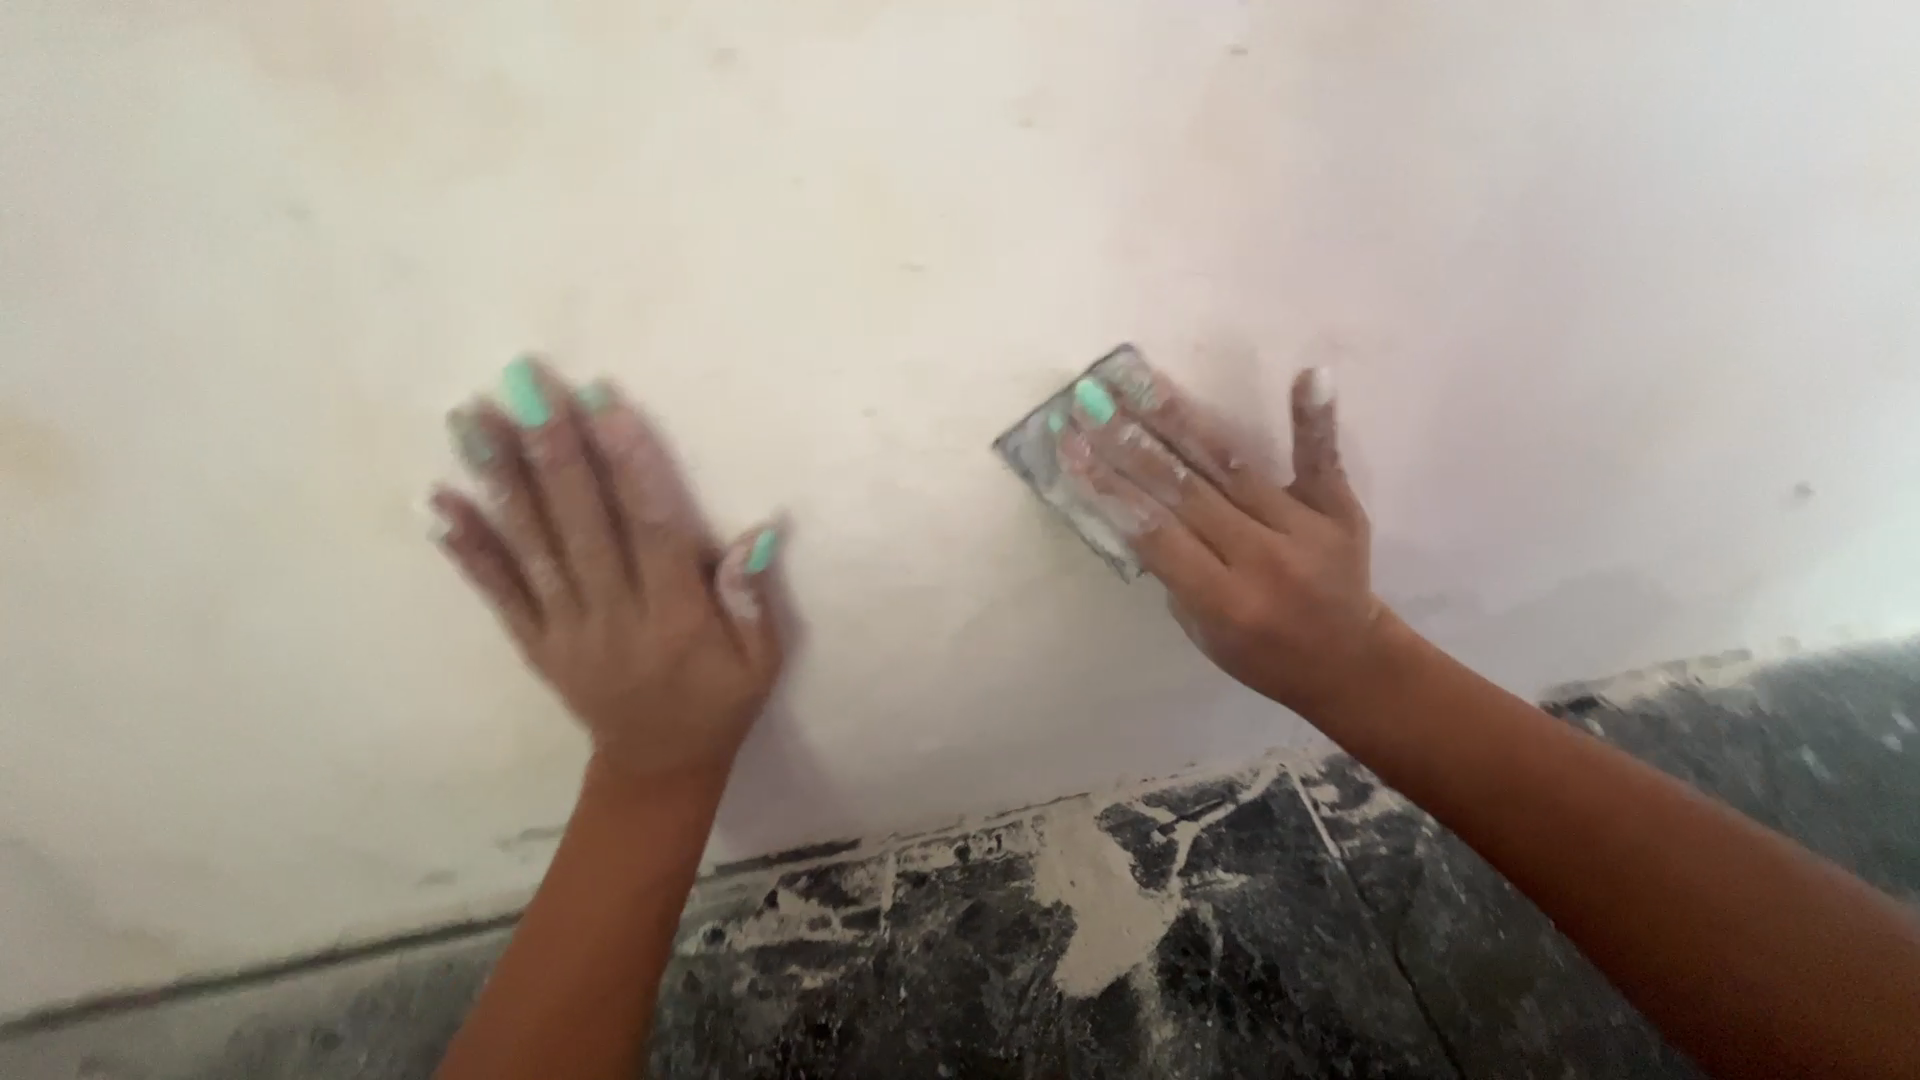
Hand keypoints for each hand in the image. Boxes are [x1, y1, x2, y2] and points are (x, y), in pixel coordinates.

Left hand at [428, 357, 785, 782]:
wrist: (658, 767)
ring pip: (534, 548)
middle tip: (527, 384)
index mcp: (676, 616)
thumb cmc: (720, 703)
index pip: (652, 528)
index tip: (603, 401)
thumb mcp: (761, 659)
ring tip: (472, 418)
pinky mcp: (537, 645)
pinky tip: (438, 500)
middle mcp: (615, 616)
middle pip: (583, 525)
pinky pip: (500, 594)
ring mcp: (567, 631)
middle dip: (554, 450)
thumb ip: (752, 597)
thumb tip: (757, 532)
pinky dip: (468, 547)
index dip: (629, 462)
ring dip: (501, 480)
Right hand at [1056, 353, 1383, 714]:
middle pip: (1183, 489)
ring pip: (1231, 463)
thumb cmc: (1257, 652)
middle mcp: (1261, 559)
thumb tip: (1135, 503)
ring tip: (1140, 380)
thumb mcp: (1200, 630)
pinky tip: (1309, 372)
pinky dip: (1312, 417)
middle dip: (1128, 442)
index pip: (1153, 531)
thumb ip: (1173, 570)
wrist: (1347, 662)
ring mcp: (1305, 529)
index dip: (1107, 485)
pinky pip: (1322, 458)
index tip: (1071, 444)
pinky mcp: (1340, 509)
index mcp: (1223, 600)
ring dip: (1179, 418)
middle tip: (1090, 400)